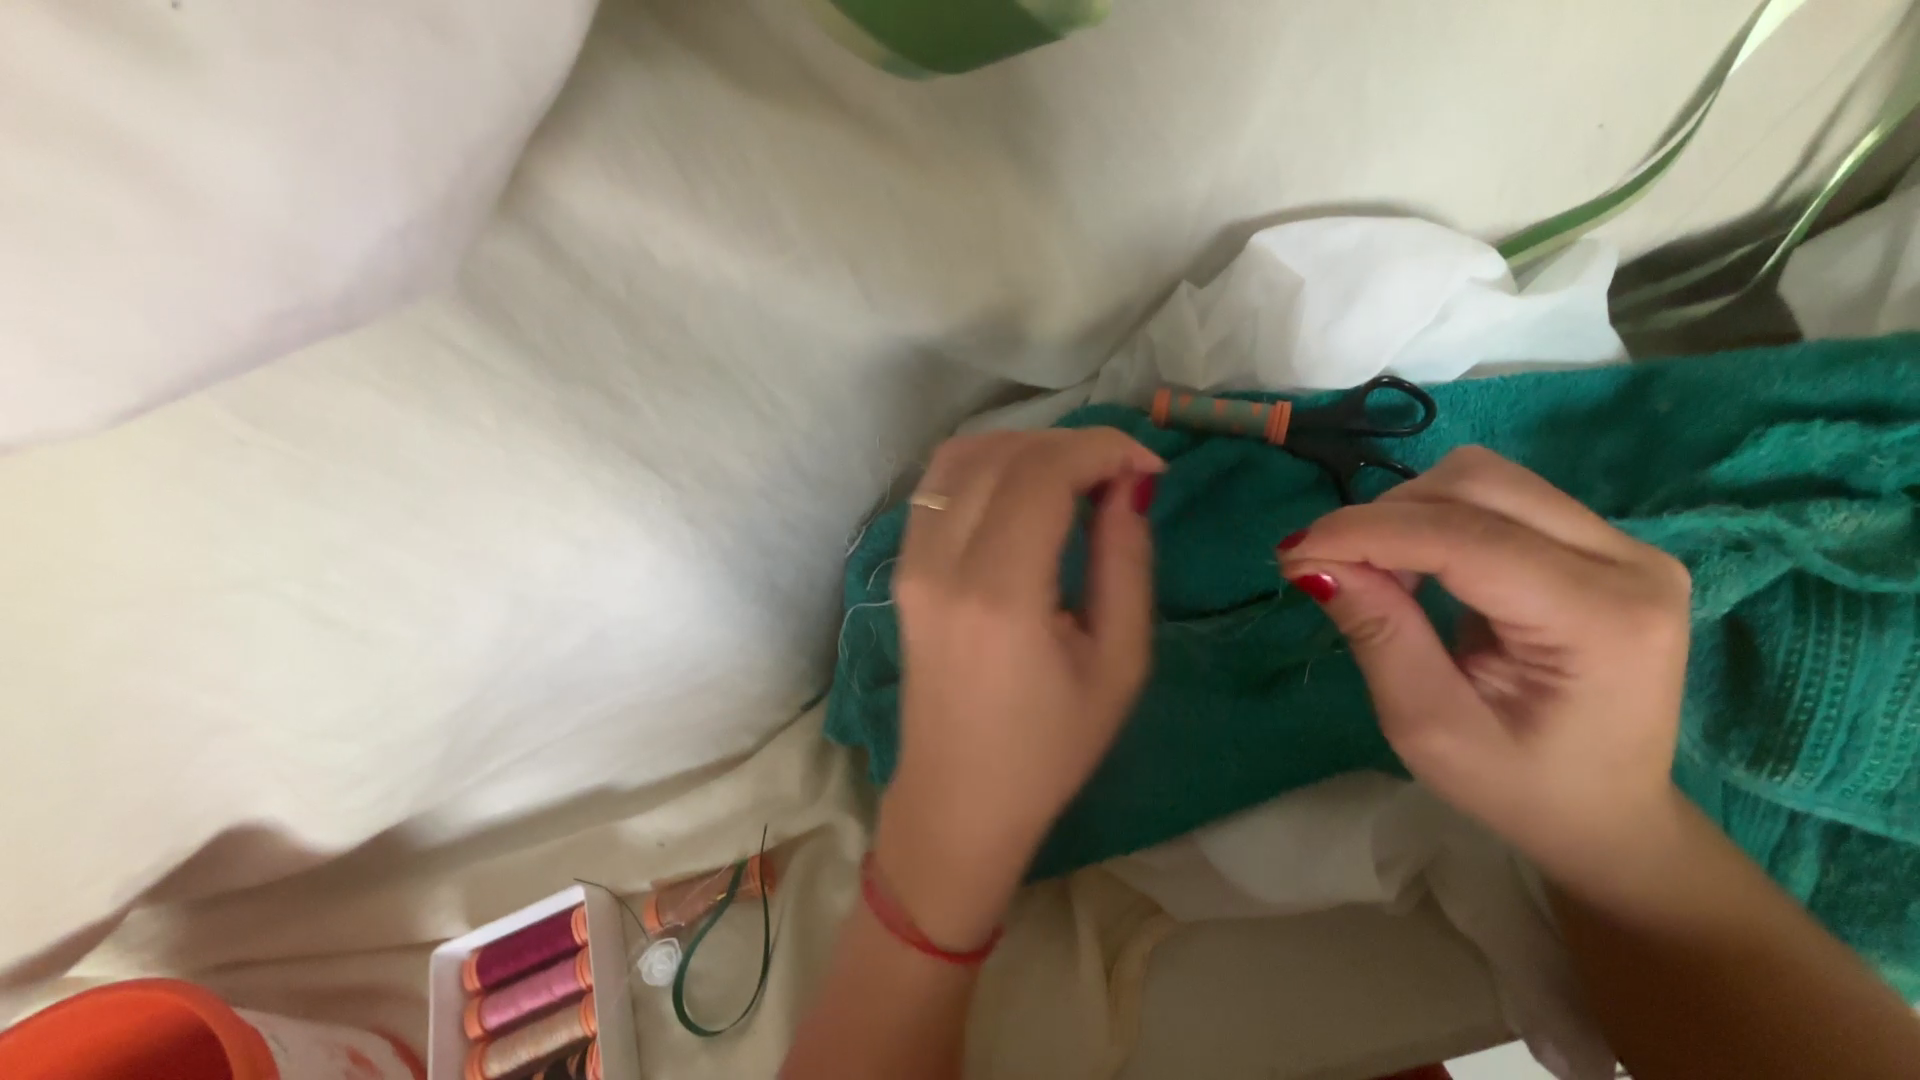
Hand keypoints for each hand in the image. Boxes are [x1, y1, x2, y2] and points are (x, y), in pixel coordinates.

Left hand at [875, 428, 1162, 947]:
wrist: (957, 801)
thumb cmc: (1049, 750)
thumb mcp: (1117, 664)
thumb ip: (1126, 562)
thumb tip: (1130, 486)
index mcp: (1000, 594)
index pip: (1044, 472)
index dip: (1103, 449)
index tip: (1149, 469)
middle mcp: (942, 564)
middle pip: (1004, 454)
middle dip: (1073, 443)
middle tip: (1121, 474)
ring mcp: (911, 564)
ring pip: (962, 456)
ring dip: (1026, 446)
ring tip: (1077, 476)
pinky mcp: (902, 571)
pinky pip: (938, 485)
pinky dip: (986, 465)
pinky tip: (1025, 490)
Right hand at [1276, 447, 1692, 899]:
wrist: (1605, 813)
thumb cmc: (1518, 787)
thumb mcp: (1430, 727)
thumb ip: (1379, 635)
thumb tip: (1314, 561)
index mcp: (1601, 620)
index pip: (1467, 539)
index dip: (1367, 532)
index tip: (1293, 552)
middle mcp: (1627, 562)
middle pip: (1479, 485)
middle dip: (1385, 516)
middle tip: (1331, 568)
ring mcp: (1622, 545)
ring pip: (1484, 480)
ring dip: (1408, 513)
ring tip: (1378, 573)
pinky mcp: (1601, 543)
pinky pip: (1497, 499)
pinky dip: (1434, 520)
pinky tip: (1416, 568)